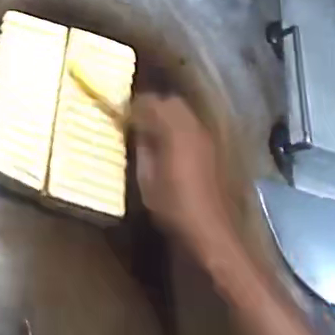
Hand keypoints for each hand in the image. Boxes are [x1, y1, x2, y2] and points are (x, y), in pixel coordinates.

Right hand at [132, 93, 246, 268]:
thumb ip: (141, 146)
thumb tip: (135, 128)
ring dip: (166, 115)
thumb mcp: (146, 177)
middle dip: (151, 105)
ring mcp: (208, 138)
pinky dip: (179, 127)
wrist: (213, 234)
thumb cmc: (174, 207)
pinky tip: (170, 144)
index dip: (131, 107)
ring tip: (151, 131)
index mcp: (173, 131)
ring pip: (184, 112)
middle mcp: (194, 127)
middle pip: (170, 101)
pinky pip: (192, 126)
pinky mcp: (215, 150)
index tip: (119, 115)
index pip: (149, 103)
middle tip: (135, 120)